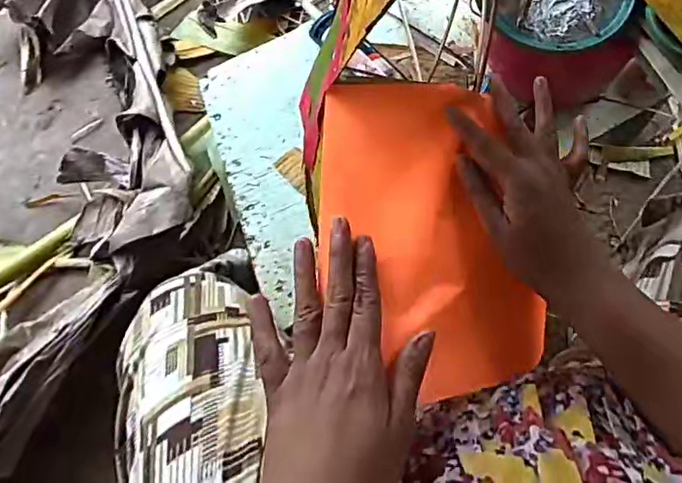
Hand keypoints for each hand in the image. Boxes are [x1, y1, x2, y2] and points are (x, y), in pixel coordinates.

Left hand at [248, 217, 435, 482]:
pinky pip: (267, 352)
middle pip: (338, 300)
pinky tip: (254, 297)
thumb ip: (409, 376)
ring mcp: (301, 371)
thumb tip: (427, 330)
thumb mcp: (399, 428)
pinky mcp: (277, 391)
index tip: (365, 240)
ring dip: (304, 277)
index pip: (367, 306)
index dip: (367, 271)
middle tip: (337, 224)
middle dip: (338, 260)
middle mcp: (331, 358)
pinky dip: (260, 323)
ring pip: (305, 314)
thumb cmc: (365, 469)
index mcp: (363, 365)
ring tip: (302, 243)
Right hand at [448, 75, 609, 306]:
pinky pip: (575, 154)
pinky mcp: (568, 181)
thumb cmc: (532, 259)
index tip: (450, 107)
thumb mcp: (497, 230)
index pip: (484, 145)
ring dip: (543, 103)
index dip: (465, 125)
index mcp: (516, 178)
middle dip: (503, 100)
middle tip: (493, 77)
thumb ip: (480, 193)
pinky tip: (581, 122)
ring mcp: (556, 171)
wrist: (578, 275)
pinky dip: (579, 137)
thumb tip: (461, 161)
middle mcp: (537, 166)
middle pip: (516, 126)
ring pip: (547, 130)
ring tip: (540, 79)